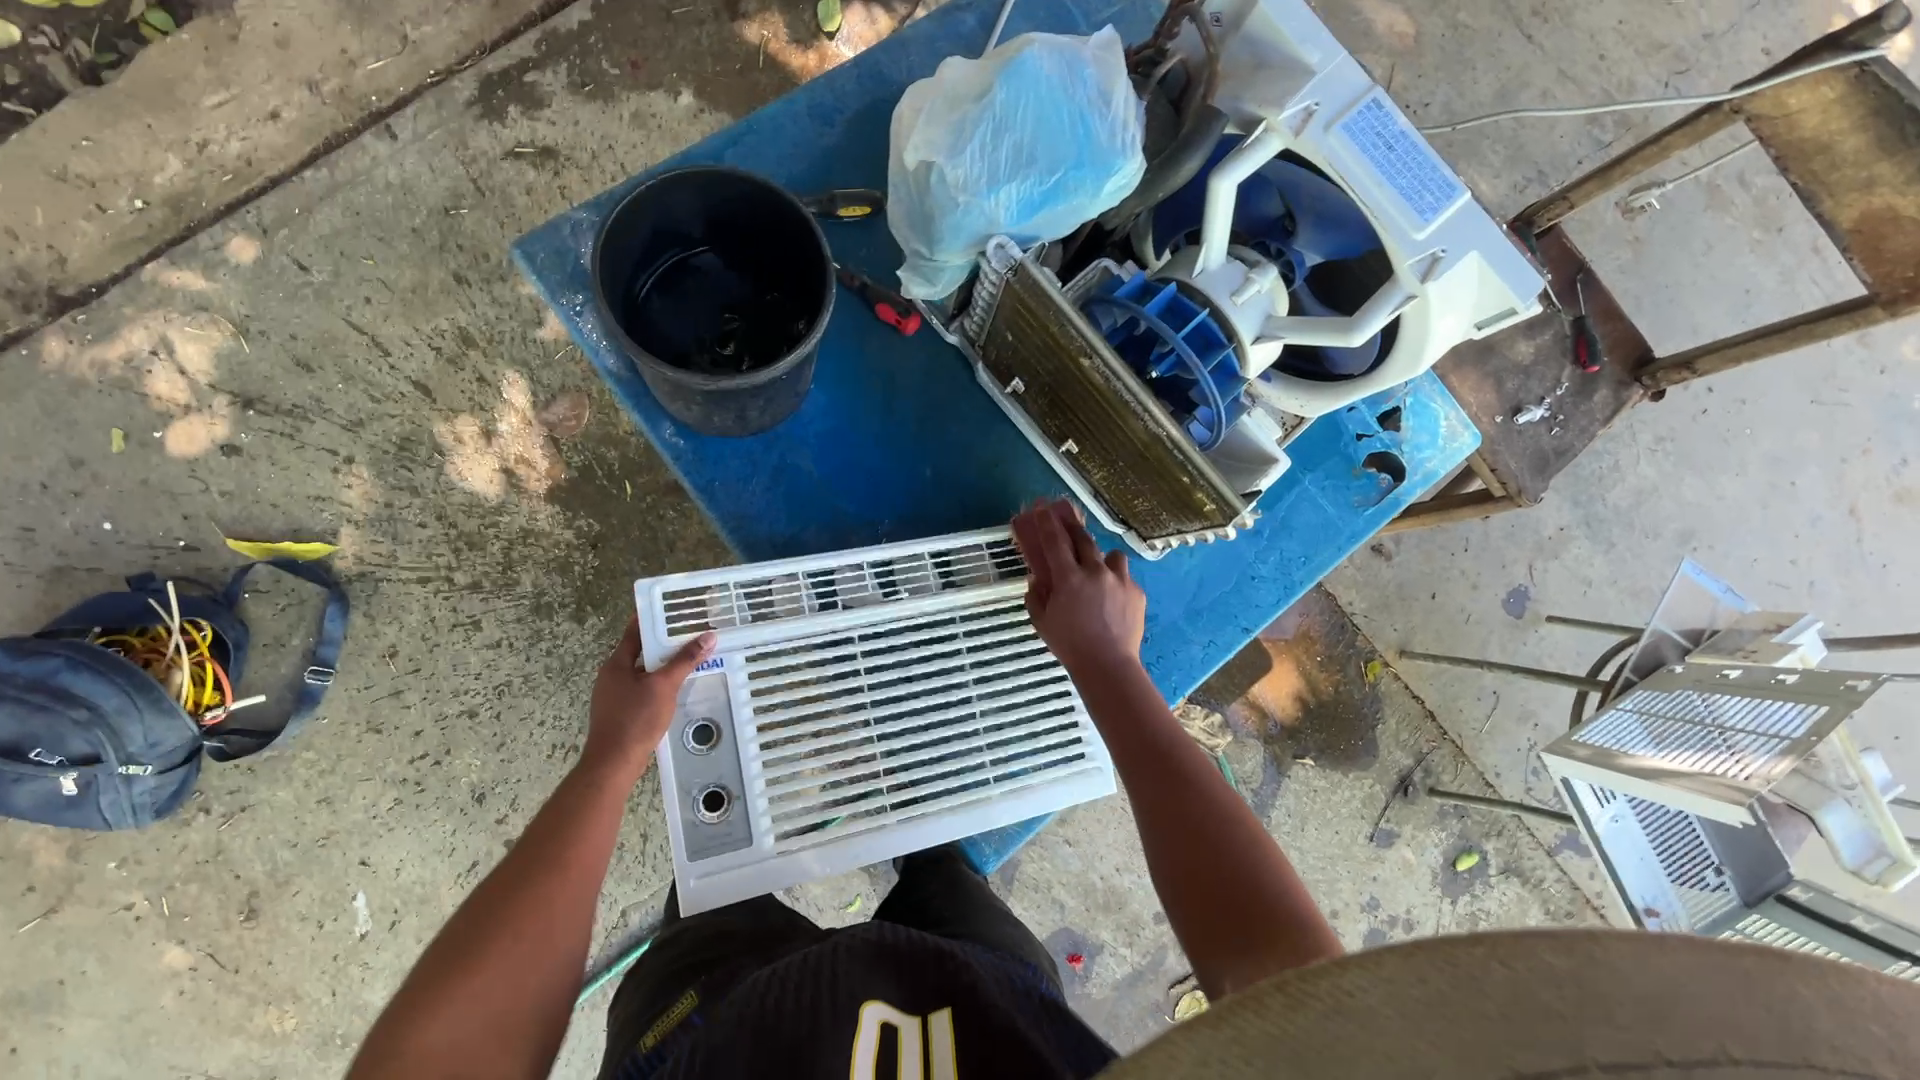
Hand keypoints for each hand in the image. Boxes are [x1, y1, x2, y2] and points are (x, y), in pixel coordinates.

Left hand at [583, 619, 715, 782]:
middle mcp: (611, 675)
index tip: (673, 608)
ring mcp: (614, 695)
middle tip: (691, 633)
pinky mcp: (620, 712)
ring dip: (664, 666)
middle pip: (640, 651)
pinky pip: (643, 689)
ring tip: (690, 658)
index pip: (635, 631)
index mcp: (616, 663)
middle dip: (665, 643)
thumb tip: (708, 636)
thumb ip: (685, 661)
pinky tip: (677, 689)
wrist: (614, 762)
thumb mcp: (664, 686)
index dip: (653, 618)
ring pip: (643, 672)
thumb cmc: (636, 718)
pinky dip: (659, 685)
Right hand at [1011, 499, 1145, 677]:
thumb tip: (1037, 580)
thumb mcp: (1041, 622)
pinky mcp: (1136, 592)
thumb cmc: (1069, 645)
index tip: (1043, 508)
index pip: (1055, 541)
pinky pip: (1124, 578)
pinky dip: (1116, 582)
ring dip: (1102, 557)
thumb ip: (1036, 597)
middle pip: (1083, 539)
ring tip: (1098, 568)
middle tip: (1067, 516)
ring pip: (1111, 555)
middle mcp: (1094, 572)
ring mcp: (1119, 580)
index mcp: (1068, 578)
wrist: (1108, 665)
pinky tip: (1113, 598)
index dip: (1047, 522)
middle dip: (1073, 525)